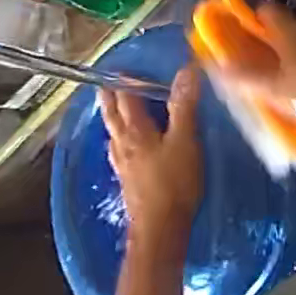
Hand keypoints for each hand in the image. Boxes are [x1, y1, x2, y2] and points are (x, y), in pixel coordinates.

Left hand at [100, 66, 203, 245]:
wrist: (159, 229)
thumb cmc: (174, 183)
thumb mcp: (185, 140)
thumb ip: (184, 105)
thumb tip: (186, 70)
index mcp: (135, 129)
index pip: (126, 96)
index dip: (128, 79)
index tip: (128, 65)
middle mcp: (123, 142)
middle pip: (112, 112)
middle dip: (110, 95)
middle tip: (109, 80)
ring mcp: (122, 162)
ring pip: (113, 131)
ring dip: (113, 115)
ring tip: (114, 106)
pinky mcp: (127, 178)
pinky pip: (118, 148)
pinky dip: (120, 137)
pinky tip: (124, 144)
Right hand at [212, 3, 295, 130]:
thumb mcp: (275, 90)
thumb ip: (245, 78)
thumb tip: (218, 65)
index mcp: (290, 30)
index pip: (264, 9)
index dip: (247, 19)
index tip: (235, 37)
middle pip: (278, 27)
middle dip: (261, 42)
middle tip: (246, 64)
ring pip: (294, 42)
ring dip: (279, 57)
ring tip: (266, 81)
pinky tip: (293, 90)